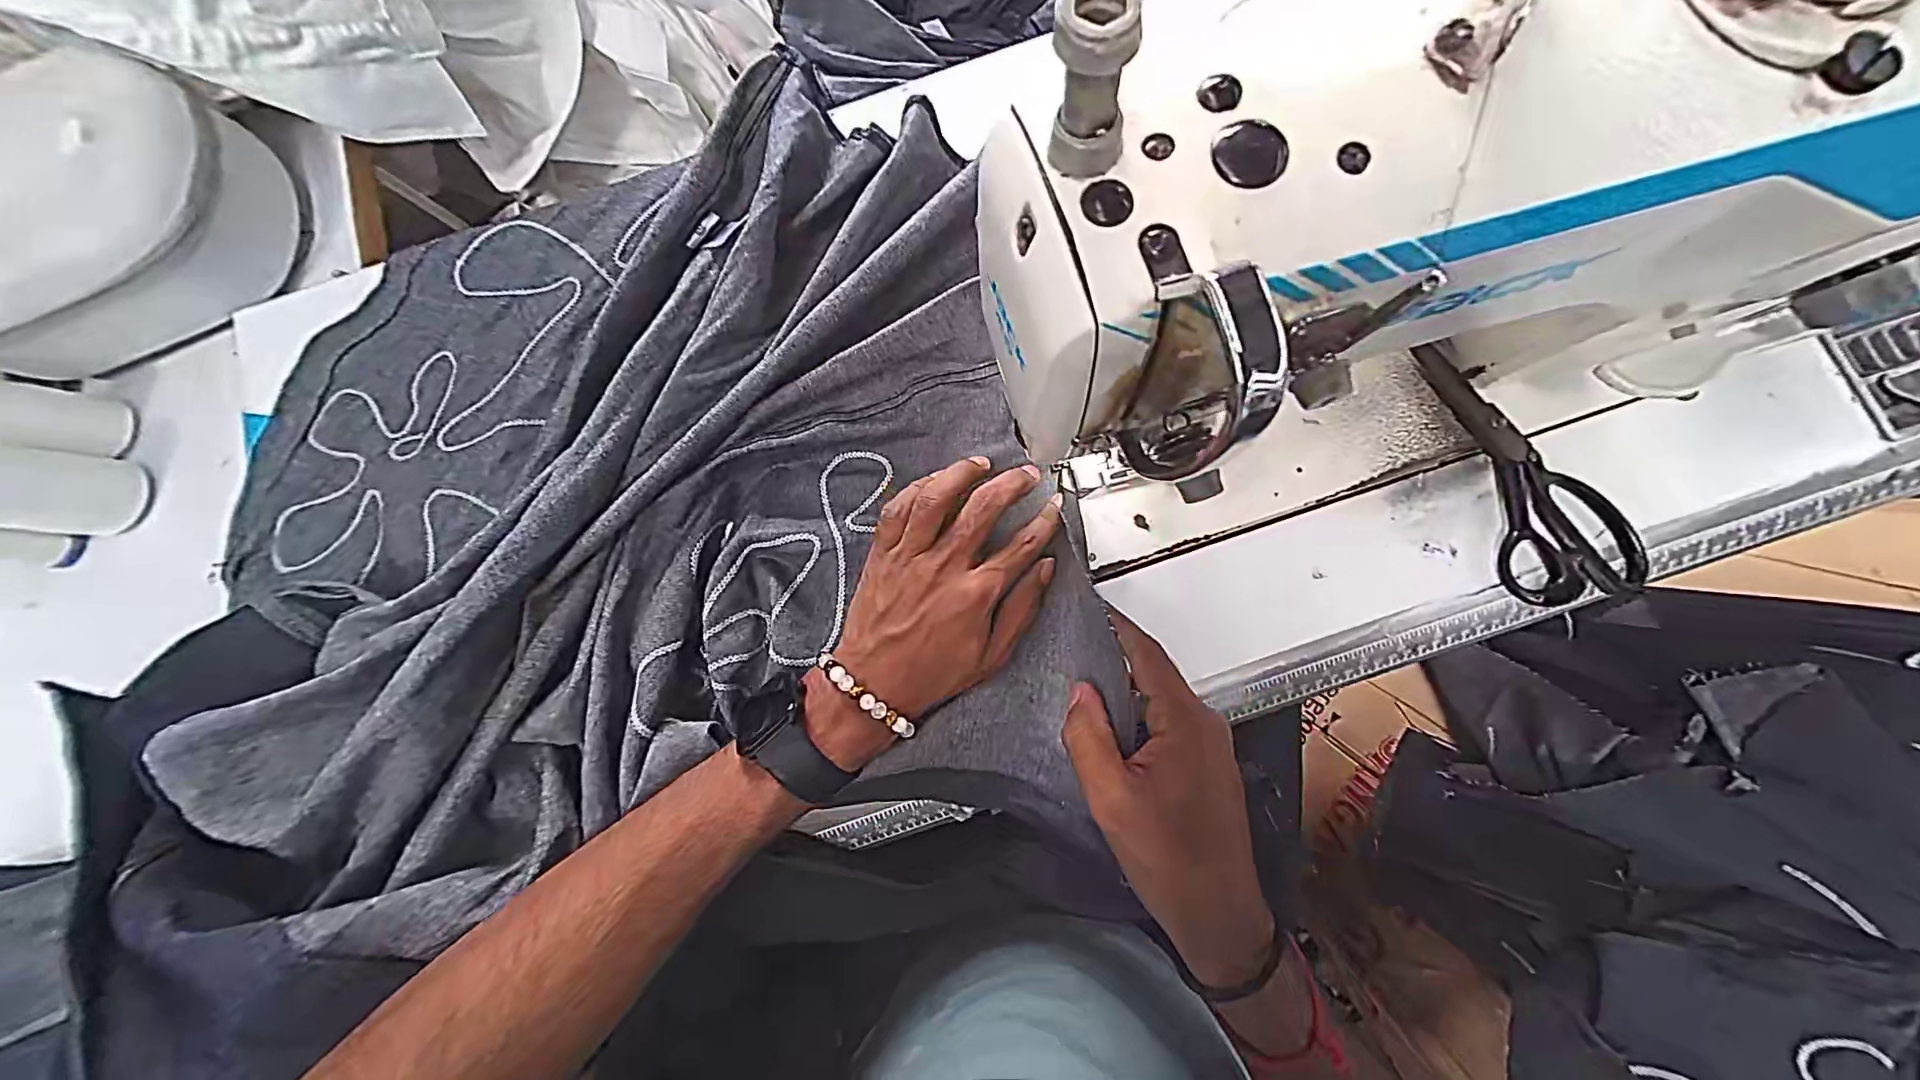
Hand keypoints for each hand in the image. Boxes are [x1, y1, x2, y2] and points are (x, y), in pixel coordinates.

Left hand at [811, 456, 1062, 768]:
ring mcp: (909, 557)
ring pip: (937, 498)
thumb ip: (1022, 609)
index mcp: (975, 595)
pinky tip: (934, 481)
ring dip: (962, 474)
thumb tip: (1045, 570)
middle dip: (1012, 484)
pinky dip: (917, 488)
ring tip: (981, 464)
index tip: (1053, 506)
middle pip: (983, 508)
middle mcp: (943, 568)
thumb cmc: (931, 673)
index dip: (1044, 520)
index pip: (1021, 544)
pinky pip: (897, 509)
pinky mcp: (883, 555)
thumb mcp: (991, 655)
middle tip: (1027, 475)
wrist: (874, 683)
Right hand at [1061, 609, 1274, 987]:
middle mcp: (1206, 725)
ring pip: (1162, 699)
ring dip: (1128, 693)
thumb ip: (1089, 738)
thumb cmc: (1172, 862)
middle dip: (1117, 659)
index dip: (1119, 627)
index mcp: (1186, 723)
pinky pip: (1170, 722)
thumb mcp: (1111, 798)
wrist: (1219, 915)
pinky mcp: (1209, 764)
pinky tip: (1117, 735)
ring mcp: (1212, 745)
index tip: (1095, 608)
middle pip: (1156, 674)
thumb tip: (1079, 693)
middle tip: (1078, 653)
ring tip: (1089, 696)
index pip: (1148, 655)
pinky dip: (1141, 717)